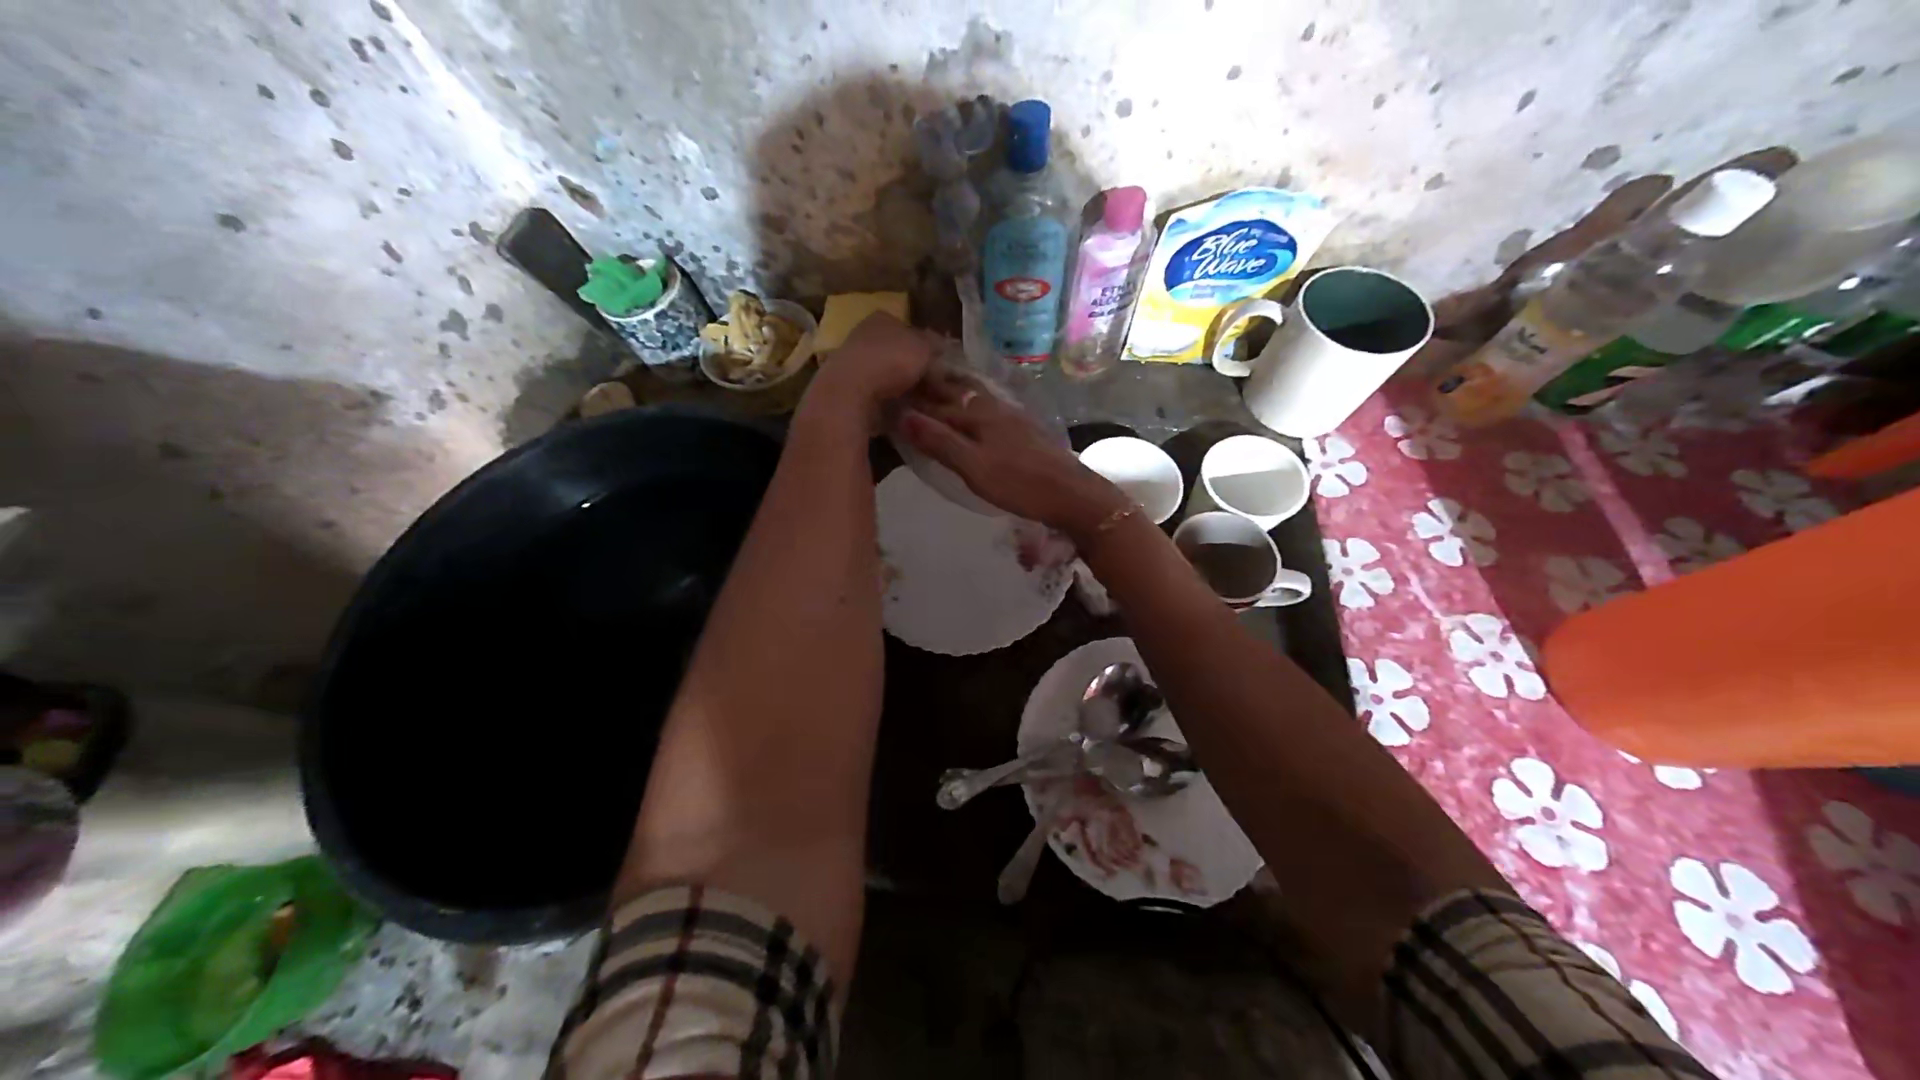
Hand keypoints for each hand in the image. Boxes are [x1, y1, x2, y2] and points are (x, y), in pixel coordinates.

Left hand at [803, 313, 936, 425]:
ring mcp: (855, 363)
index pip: (912, 330)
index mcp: (883, 318)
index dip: (930, 349)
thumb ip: (935, 347)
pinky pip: (880, 395)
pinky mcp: (850, 389)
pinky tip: (907, 413)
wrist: (850, 391)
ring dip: (909, 389)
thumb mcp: (924, 348)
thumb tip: (942, 349)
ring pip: (891, 376)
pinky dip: (894, 403)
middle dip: (920, 372)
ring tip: (928, 406)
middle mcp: (866, 335)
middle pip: (901, 354)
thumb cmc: (891, 360)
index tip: (943, 368)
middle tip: (940, 391)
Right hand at [896, 370, 1131, 537]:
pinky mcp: (1023, 428)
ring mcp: (1010, 416)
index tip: (886, 391)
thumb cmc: (1019, 484)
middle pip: (954, 392)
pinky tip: (973, 405)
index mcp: (976, 414)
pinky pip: (986, 406)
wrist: (1072, 494)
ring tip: (933, 381)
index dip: (910, 398)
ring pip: (971, 396)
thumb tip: (902, 415)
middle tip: (904, 375)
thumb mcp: (973, 467)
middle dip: (929, 384)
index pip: (934, 402)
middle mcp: (992, 407)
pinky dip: (969, 400)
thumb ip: (939, 442)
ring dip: (950, 388)